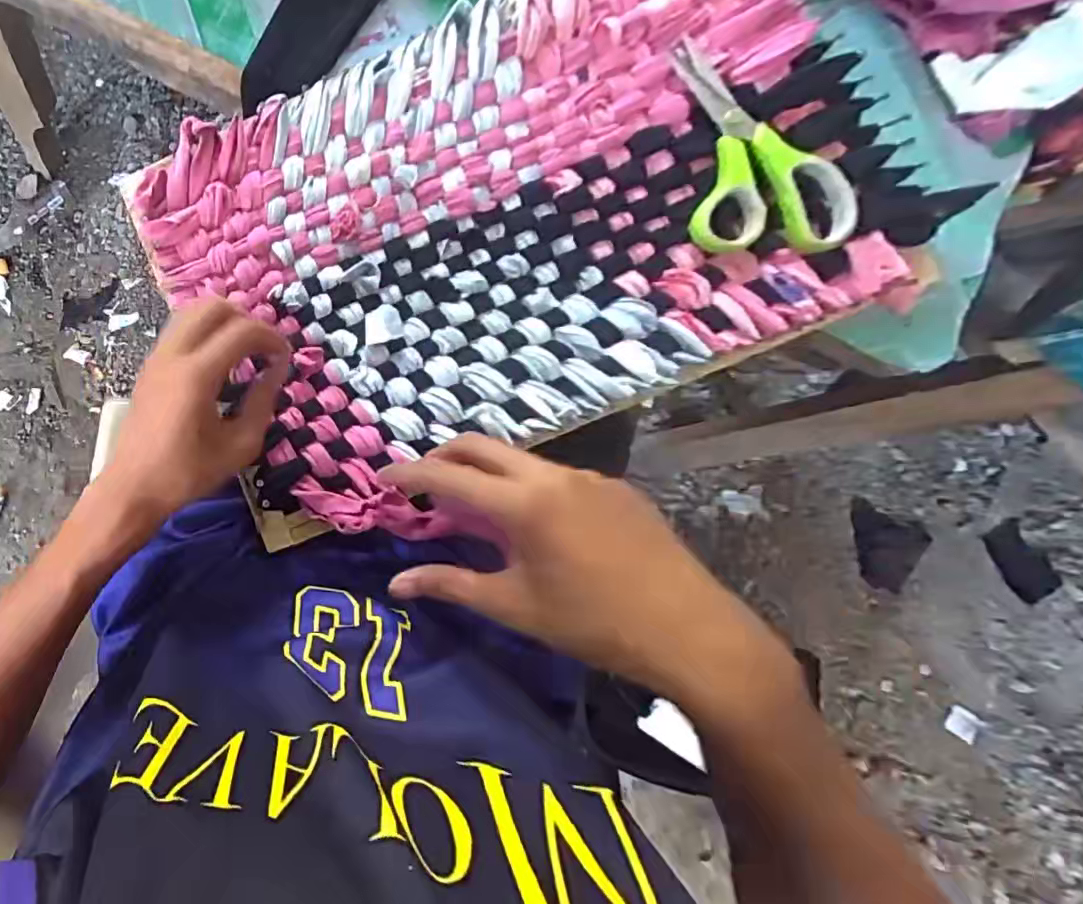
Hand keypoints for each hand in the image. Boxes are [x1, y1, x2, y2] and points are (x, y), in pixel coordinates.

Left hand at [96, 298, 290, 524]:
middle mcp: (173, 355)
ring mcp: (157, 357)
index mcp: (196, 374)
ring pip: (192, 312)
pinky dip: (204, 332)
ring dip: (223, 321)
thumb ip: (263, 403)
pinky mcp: (149, 365)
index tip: (284, 359)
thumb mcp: (239, 446)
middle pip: (214, 306)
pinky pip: (180, 329)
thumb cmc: (186, 473)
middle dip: (247, 320)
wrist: (132, 487)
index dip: (272, 338)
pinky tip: (217, 364)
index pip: (242, 330)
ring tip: (242, 353)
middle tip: (262, 350)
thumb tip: (276, 372)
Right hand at [379, 436, 793, 715]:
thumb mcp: (513, 606)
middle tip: (422, 484)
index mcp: (523, 504)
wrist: (698, 637)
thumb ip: (449, 585)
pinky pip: (553, 474)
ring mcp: (589, 479)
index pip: (447, 475)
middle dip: (442, 457)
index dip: (409, 474)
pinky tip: (533, 523)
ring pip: (518, 459)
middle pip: (479, 445)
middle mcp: (553, 477)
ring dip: (484, 471)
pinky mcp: (617, 490)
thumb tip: (395, 585)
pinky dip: (524, 484)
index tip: (383, 478)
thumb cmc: (594, 625)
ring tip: (476, 509)